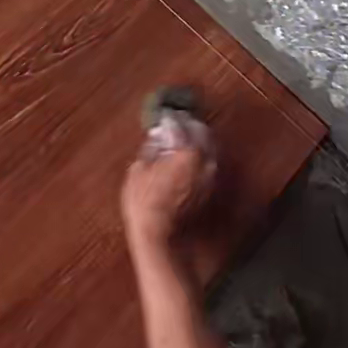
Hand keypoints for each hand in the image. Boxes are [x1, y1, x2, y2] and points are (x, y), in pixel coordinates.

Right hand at [120, 113, 215, 255]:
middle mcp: (204, 162)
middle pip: (203, 134)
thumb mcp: (139, 168)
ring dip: (198, 141)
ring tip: (183, 138)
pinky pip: (206, 165)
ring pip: (209, 149)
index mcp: (186, 152)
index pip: (182, 126)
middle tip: (178, 122)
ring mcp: (208, 177)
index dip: (171, 120)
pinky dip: (198, 158)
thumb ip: (152, 148)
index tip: (165, 116)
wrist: (156, 232)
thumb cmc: (143, 200)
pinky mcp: (207, 189)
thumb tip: (157, 138)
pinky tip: (185, 158)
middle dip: (190, 126)